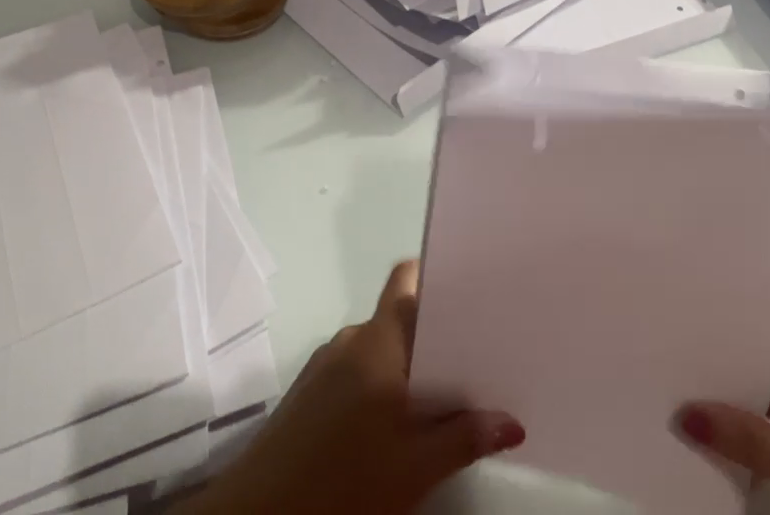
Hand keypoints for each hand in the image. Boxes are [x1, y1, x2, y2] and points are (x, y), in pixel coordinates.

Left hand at [176, 261, 523, 514]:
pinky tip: (401, 423)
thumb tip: (512, 423)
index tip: (476, 291)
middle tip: (480, 356)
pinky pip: (358, 372)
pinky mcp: (309, 394)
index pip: (407, 281)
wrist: (258, 514)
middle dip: (437, 334)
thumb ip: (465, 437)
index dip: (440, 277)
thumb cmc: (342, 480)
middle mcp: (349, 341)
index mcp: (376, 342)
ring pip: (380, 349)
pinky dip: (383, 387)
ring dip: (410, 366)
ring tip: (450, 395)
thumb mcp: (415, 466)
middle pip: (400, 318)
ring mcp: (324, 367)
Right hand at [678, 316, 769, 514]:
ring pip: (765, 375)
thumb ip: (753, 443)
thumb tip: (684, 412)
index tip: (666, 298)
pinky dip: (748, 413)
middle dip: (710, 343)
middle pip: (757, 340)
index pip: (762, 308)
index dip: (717, 300)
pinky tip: (711, 424)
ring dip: (726, 382)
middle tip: (651, 342)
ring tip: (667, 379)